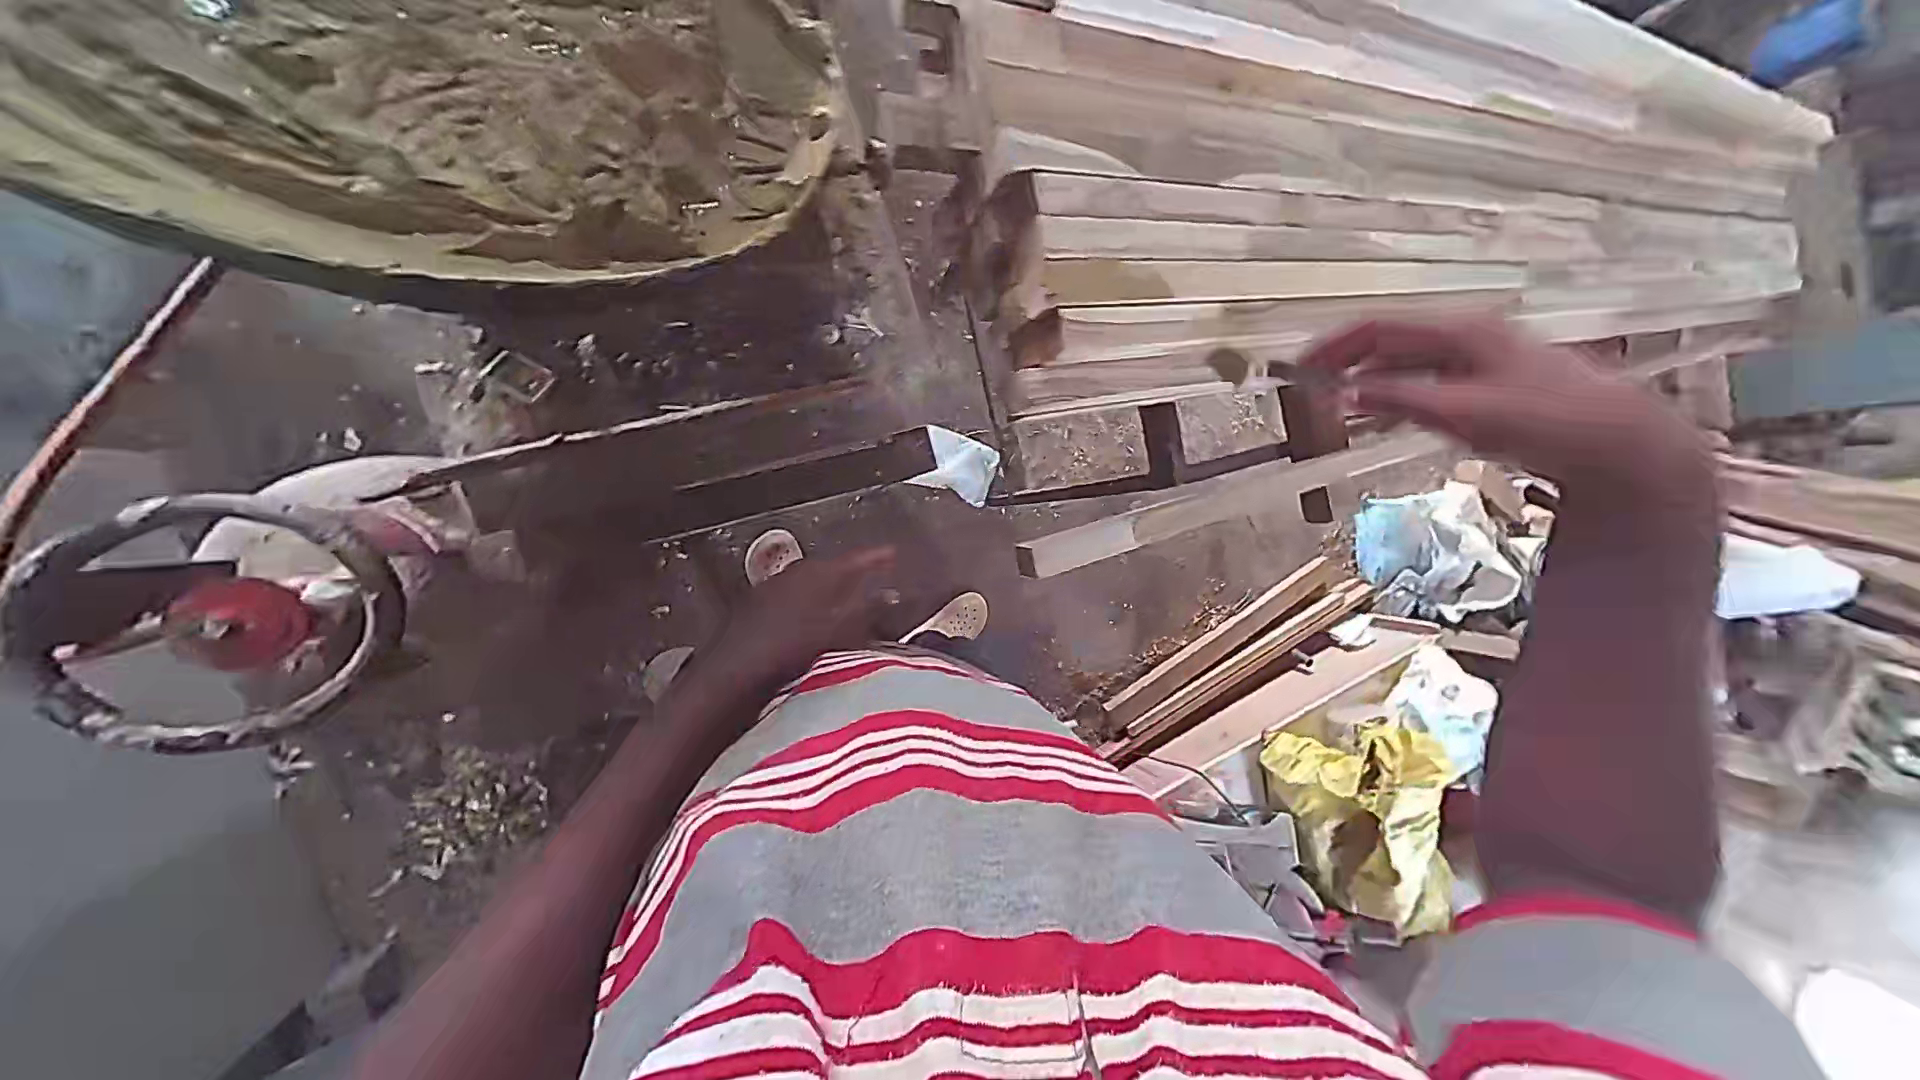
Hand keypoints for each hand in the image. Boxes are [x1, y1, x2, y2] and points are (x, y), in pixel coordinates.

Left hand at [701, 547, 898, 693]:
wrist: (734, 672)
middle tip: (873, 580)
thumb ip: (868, 610)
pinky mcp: (757, 609)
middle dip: (854, 574)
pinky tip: (816, 624)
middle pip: (832, 568)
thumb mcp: (840, 630)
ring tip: (848, 605)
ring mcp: (772, 589)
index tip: (892, 553)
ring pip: (812, 583)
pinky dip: (811, 605)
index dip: (877, 556)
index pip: (855, 558)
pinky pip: (795, 599)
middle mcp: (793, 574)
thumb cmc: (790, 648)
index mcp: (817, 573)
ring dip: (831, 591)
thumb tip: (890, 596)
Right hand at [1299, 317, 1711, 493]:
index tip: (1298, 368)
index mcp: (1459, 332)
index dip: (1332, 346)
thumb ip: (1397, 401)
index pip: (1375, 328)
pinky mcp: (1481, 380)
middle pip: (1386, 341)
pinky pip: (1420, 379)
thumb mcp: (1461, 413)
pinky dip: (1390, 394)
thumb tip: (1343, 395)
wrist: (1614, 442)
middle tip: (1311, 391)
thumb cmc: (1543, 421)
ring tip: (1334, 406)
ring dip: (1364, 380)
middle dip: (1343, 363)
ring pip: (1401, 361)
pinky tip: (1377, 415)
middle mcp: (1465, 336)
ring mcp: (1475, 357)